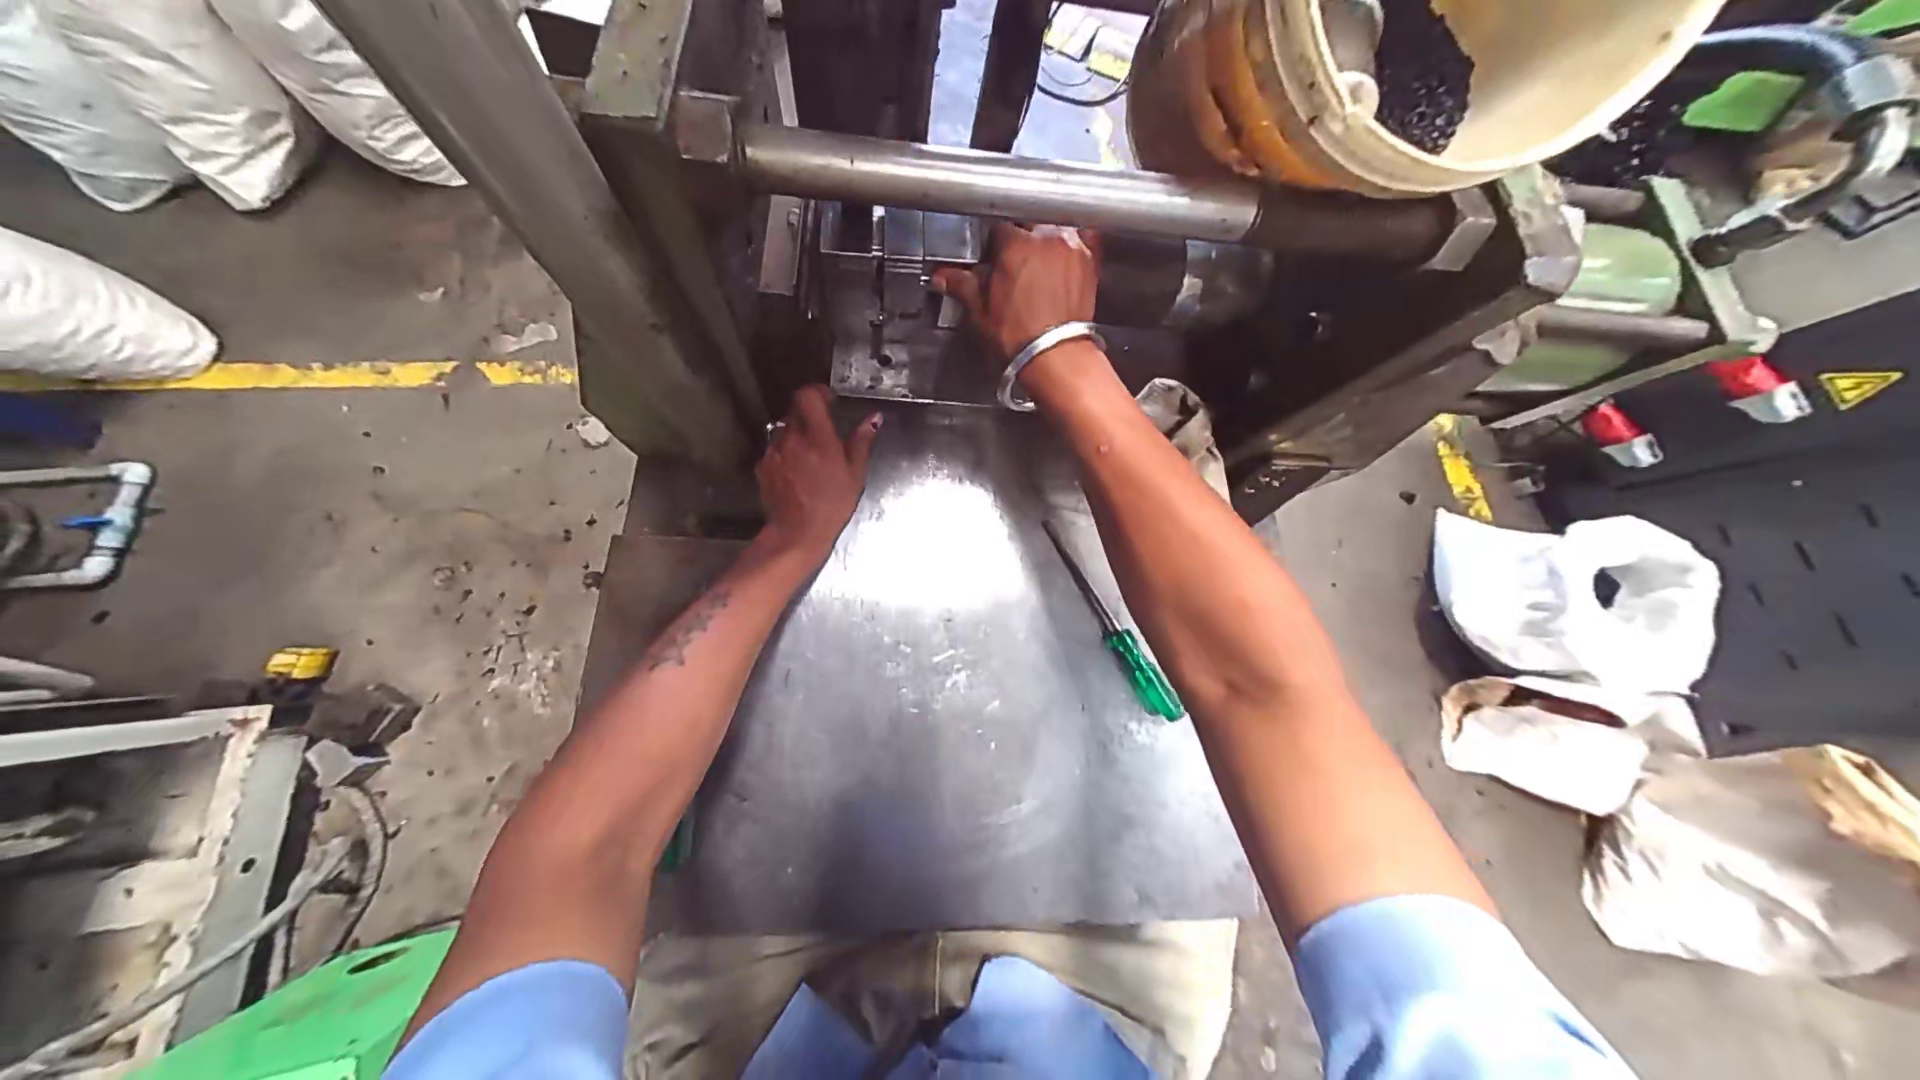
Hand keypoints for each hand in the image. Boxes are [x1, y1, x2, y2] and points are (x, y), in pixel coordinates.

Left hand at [756, 385, 880, 561]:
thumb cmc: (831, 504)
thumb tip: (874, 418)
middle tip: (824, 434)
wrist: (798, 532)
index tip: (828, 400)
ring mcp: (774, 452)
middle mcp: (792, 439)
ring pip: (783, 431)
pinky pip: (774, 450)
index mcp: (818, 437)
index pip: (808, 396)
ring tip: (810, 458)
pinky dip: (784, 454)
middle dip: (809, 417)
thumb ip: (862, 441)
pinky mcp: (763, 466)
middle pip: (795, 412)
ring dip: (796, 436)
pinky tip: (796, 472)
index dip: (817, 392)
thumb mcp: (855, 474)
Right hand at [933, 223, 1101, 358]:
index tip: (992, 259)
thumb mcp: (981, 312)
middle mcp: (1047, 237)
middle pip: (1029, 224)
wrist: (1056, 356)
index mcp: (1015, 244)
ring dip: (1047, 240)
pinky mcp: (1091, 262)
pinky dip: (1074, 246)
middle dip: (1021, 240)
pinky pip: (1084, 239)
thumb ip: (963, 285)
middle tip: (1015, 264)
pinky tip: (1065, 263)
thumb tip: (944, 277)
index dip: (993, 245)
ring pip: (1056, 228)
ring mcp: (1073, 247)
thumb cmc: (1021, 338)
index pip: (999, 228)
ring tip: (1039, 265)